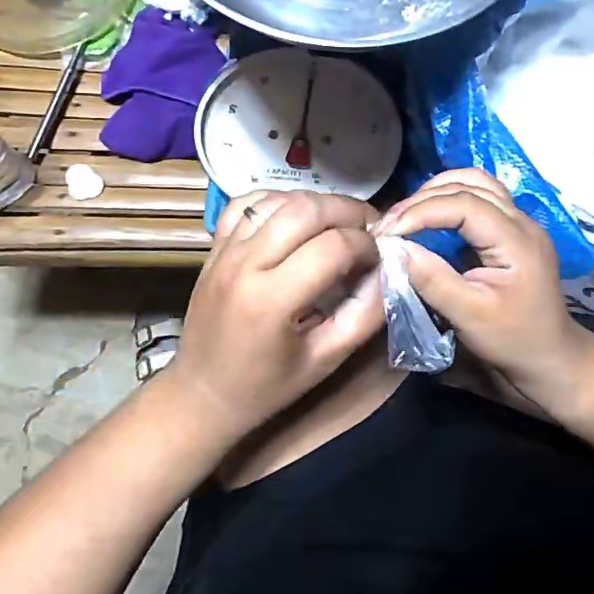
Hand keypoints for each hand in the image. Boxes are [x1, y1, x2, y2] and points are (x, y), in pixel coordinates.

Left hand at [168, 191, 384, 439]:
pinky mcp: (215, 247)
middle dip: (348, 211)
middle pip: (306, 209)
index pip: (333, 246)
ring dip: (317, 203)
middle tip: (369, 229)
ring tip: (338, 224)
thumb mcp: (325, 361)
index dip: (367, 245)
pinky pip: (247, 204)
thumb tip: (391, 271)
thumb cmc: (267, 386)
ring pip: (278, 199)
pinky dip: (277, 201)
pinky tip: (295, 219)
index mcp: (271, 300)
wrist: (201, 393)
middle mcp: (245, 265)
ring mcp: (225, 251)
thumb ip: (364, 316)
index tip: (379, 258)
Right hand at [374, 170, 593, 403]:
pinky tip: (429, 217)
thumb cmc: (513, 341)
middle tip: (389, 225)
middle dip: (423, 199)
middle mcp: (522, 221)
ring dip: (438, 191)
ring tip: (406, 215)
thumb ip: (434, 280)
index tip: (389, 233)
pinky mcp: (513, 230)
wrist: (551, 358)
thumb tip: (396, 249)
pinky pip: (481, 197)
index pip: (465, 203)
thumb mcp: (469, 317)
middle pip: (469, 185)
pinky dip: (451, 198)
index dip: (422, 211)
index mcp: (517, 240)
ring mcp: (521, 222)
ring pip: (477, 183)